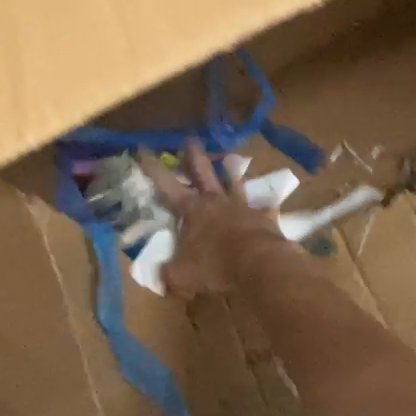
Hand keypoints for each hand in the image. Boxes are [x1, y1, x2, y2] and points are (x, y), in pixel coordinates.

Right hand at [141, 140, 301, 296]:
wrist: (259, 264)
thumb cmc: (215, 266)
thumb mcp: (182, 276)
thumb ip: (168, 273)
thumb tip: (160, 275)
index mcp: (192, 210)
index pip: (166, 184)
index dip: (152, 168)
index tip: (143, 149)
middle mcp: (216, 200)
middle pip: (203, 171)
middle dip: (194, 155)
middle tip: (190, 139)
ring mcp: (242, 206)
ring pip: (235, 182)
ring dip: (231, 171)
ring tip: (231, 159)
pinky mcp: (264, 217)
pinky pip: (266, 206)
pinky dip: (267, 203)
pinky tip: (272, 198)